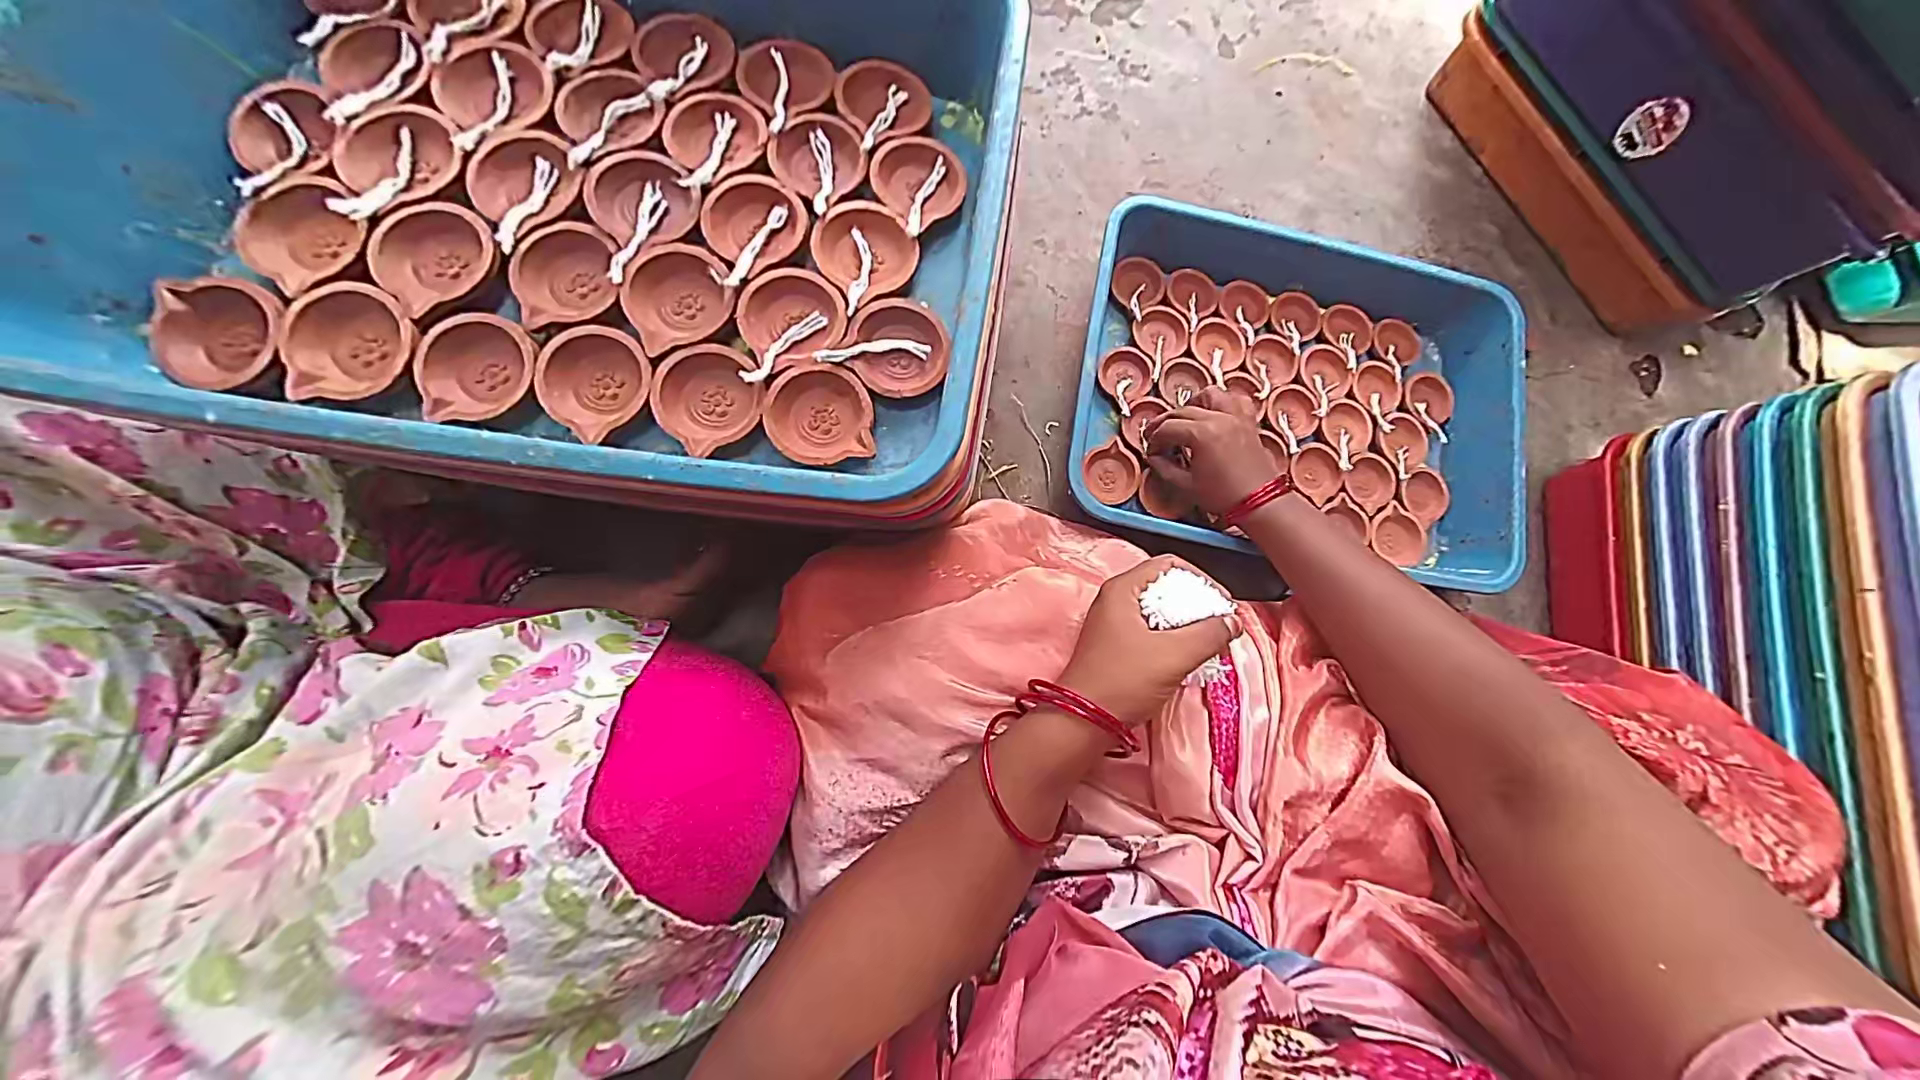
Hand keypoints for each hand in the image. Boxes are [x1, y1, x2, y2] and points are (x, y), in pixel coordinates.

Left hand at [1056, 555, 1241, 726]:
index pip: (1168, 565)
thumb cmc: (1123, 681)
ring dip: (1185, 624)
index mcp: (1121, 590)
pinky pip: (1149, 631)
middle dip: (1195, 604)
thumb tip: (1231, 622)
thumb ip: (1209, 634)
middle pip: (1164, 587)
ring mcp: (1111, 624)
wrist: (1086, 719)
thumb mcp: (1175, 655)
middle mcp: (1113, 601)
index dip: (1201, 579)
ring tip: (1207, 643)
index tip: (1221, 603)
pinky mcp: (1114, 646)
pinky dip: (1171, 639)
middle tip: (1217, 625)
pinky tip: (1186, 657)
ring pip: (1158, 611)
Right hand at [1143, 388, 1283, 516]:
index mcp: (1202, 434)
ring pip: (1210, 395)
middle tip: (1158, 438)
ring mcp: (1237, 417)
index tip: (1152, 450)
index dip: (1154, 439)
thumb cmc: (1224, 496)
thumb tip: (1155, 457)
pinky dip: (1222, 402)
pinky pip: (1235, 400)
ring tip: (1185, 419)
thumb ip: (1165, 467)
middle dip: (1166, 423)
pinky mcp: (1248, 422)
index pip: (1167, 428)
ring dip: (1193, 404)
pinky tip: (1214, 414)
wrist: (1260, 503)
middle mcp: (1220, 419)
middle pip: (1183, 410)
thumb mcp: (1186, 484)